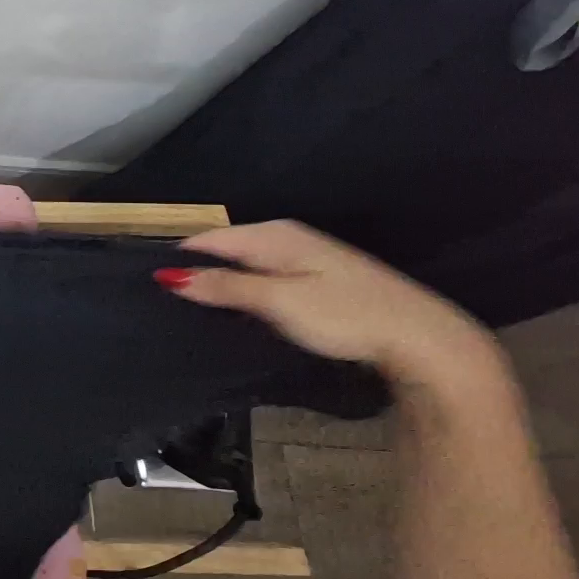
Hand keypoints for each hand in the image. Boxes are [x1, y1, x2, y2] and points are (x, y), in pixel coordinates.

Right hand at [162, 220, 498, 384]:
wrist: (428, 344)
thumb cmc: (347, 316)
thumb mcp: (277, 302)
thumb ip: (221, 286)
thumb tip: (166, 275)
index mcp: (272, 234)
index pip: (203, 240)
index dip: (176, 262)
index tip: (150, 288)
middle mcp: (285, 237)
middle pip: (222, 251)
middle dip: (196, 273)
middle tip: (168, 305)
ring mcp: (304, 257)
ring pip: (242, 266)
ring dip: (221, 285)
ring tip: (197, 312)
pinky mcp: (317, 280)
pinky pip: (262, 278)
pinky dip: (245, 293)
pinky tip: (241, 313)